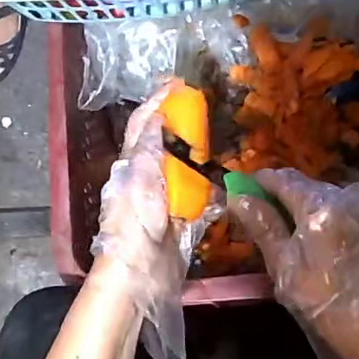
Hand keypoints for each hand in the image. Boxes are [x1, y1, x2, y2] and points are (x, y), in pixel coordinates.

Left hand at [90, 83, 193, 358]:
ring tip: (220, 143)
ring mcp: (165, 203)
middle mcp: (147, 180)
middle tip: (208, 112)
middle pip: (167, 146)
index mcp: (132, 166)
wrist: (138, 275)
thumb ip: (148, 145)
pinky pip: (201, 204)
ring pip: (186, 172)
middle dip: (185, 128)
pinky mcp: (182, 225)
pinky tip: (226, 184)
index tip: (177, 83)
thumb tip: (156, 114)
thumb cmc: (134, 222)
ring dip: (201, 159)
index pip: (144, 125)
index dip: (158, 102)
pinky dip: (213, 193)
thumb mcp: (139, 176)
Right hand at [226, 168, 358, 354]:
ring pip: (335, 202)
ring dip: (318, 213)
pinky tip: (340, 250)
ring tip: (308, 240)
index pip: (282, 178)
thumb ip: (263, 226)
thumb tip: (237, 196)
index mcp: (317, 202)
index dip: (260, 183)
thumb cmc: (327, 300)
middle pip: (310, 188)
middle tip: (274, 222)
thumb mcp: (284, 266)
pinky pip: (357, 215)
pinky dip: (343, 224)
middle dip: (290, 200)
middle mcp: (348, 194)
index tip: (246, 192)